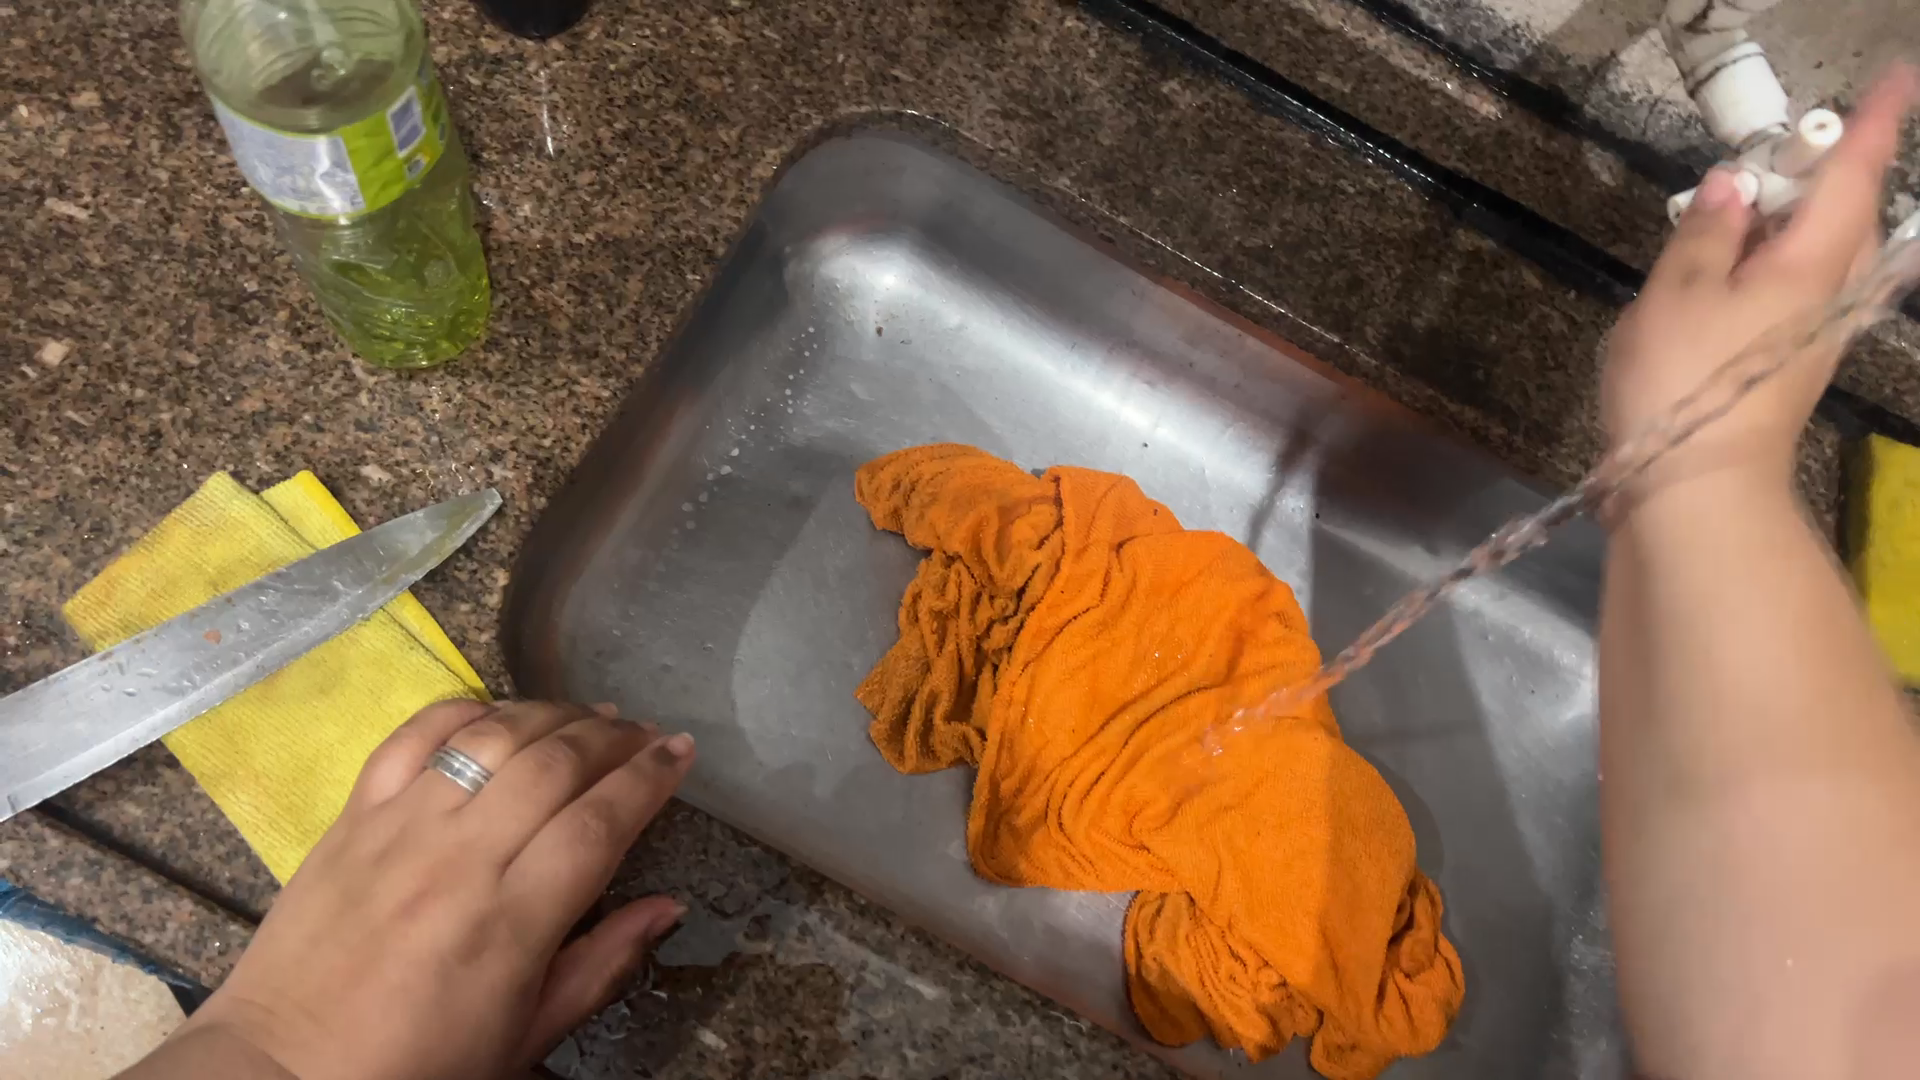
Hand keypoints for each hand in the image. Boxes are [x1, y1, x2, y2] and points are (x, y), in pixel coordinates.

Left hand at [155, 700, 695, 1079]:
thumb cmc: (417, 1069)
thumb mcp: (527, 1036)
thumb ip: (604, 964)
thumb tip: (670, 905)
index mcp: (508, 923)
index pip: (600, 821)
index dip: (651, 777)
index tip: (682, 751)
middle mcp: (458, 861)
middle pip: (557, 763)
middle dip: (617, 737)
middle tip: (647, 734)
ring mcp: (400, 830)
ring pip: (495, 737)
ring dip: (557, 714)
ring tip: (592, 717)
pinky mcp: (353, 817)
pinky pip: (414, 736)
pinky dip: (468, 710)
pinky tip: (504, 714)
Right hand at [1601, 67, 1914, 487]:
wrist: (1695, 477)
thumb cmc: (1681, 378)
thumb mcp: (1672, 297)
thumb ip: (1702, 237)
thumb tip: (1729, 184)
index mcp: (1812, 260)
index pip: (1853, 174)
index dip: (1870, 124)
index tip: (1898, 76)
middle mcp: (1830, 288)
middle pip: (1843, 214)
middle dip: (1817, 180)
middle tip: (1763, 167)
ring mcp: (1812, 329)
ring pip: (1815, 256)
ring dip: (1782, 230)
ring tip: (1721, 230)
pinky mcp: (1785, 361)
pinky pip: (1786, 294)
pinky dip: (1760, 273)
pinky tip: (1712, 290)